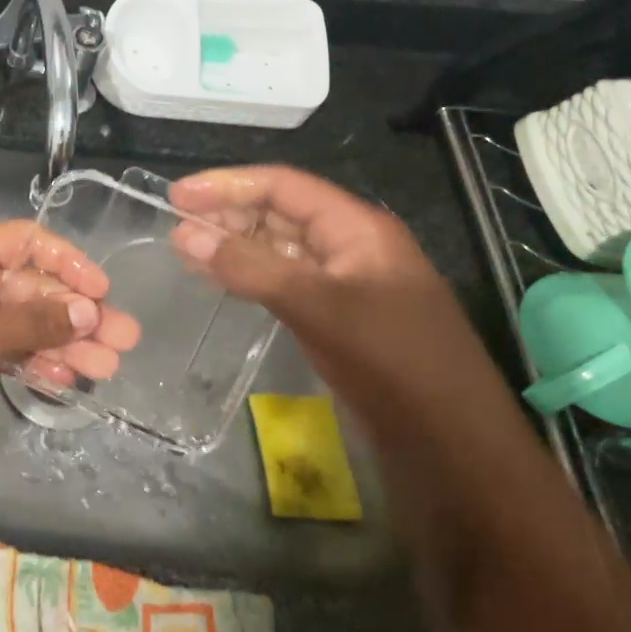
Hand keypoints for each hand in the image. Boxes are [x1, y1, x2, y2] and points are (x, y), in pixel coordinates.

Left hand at [0, 220, 139, 446]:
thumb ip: (34, 322)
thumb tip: (88, 309)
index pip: (25, 241)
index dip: (67, 260)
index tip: (101, 290)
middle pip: (34, 287)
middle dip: (77, 313)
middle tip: (124, 339)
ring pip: (28, 322)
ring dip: (67, 342)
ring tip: (109, 365)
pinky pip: (13, 348)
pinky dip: (39, 361)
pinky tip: (70, 379)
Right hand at [167, 165, 503, 435]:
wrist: (454, 446)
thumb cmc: (393, 362)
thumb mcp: (318, 307)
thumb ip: (251, 267)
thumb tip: (186, 236)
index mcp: (358, 228)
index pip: (283, 185)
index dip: (227, 185)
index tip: (177, 197)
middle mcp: (351, 246)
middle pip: (280, 211)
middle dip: (227, 213)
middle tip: (175, 226)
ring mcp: (346, 284)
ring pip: (280, 247)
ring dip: (233, 244)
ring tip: (186, 250)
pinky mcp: (338, 318)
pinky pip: (285, 281)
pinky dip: (249, 275)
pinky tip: (218, 280)